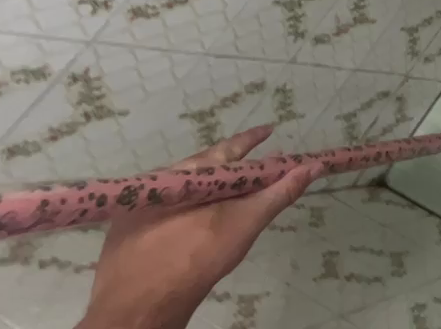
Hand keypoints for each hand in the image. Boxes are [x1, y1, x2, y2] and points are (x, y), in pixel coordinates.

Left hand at [77, 126, 321, 328]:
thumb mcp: (247, 222)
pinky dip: (193, 207)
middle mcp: (157, 186)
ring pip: (188, 190)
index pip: (227, 149)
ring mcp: (136, 211)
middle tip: (262, 169)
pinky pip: (169, 209)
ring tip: (237, 195)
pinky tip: (204, 219)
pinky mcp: (126, 235)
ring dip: (215, 189)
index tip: (270, 130)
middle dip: (236, 167)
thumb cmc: (196, 258)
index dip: (252, 140)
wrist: (138, 313)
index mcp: (184, 175)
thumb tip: (314, 165)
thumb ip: (280, 191)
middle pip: (206, 169)